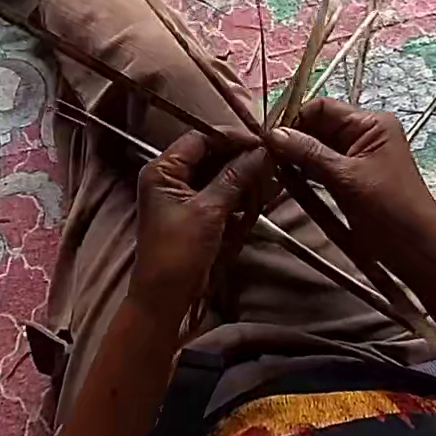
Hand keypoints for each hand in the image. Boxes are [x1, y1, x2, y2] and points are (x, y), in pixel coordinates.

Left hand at [130, 130, 274, 314]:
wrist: (165, 298)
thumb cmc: (179, 252)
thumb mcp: (209, 211)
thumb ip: (235, 177)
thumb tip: (263, 151)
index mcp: (162, 170)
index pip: (200, 138)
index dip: (232, 138)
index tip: (263, 142)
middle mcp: (170, 178)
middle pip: (211, 156)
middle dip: (241, 160)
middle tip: (273, 162)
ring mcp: (182, 197)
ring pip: (218, 177)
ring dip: (244, 180)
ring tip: (272, 180)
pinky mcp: (195, 215)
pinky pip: (220, 197)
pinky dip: (238, 198)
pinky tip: (261, 199)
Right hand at [266, 98, 435, 253]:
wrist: (418, 252)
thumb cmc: (391, 210)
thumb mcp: (347, 178)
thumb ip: (309, 154)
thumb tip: (272, 134)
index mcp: (371, 124)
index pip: (322, 107)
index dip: (293, 117)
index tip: (266, 134)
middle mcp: (362, 135)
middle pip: (316, 126)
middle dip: (290, 137)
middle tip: (262, 153)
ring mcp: (354, 159)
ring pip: (314, 149)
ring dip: (293, 156)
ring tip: (268, 166)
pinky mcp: (347, 181)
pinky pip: (318, 169)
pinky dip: (301, 172)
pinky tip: (282, 178)